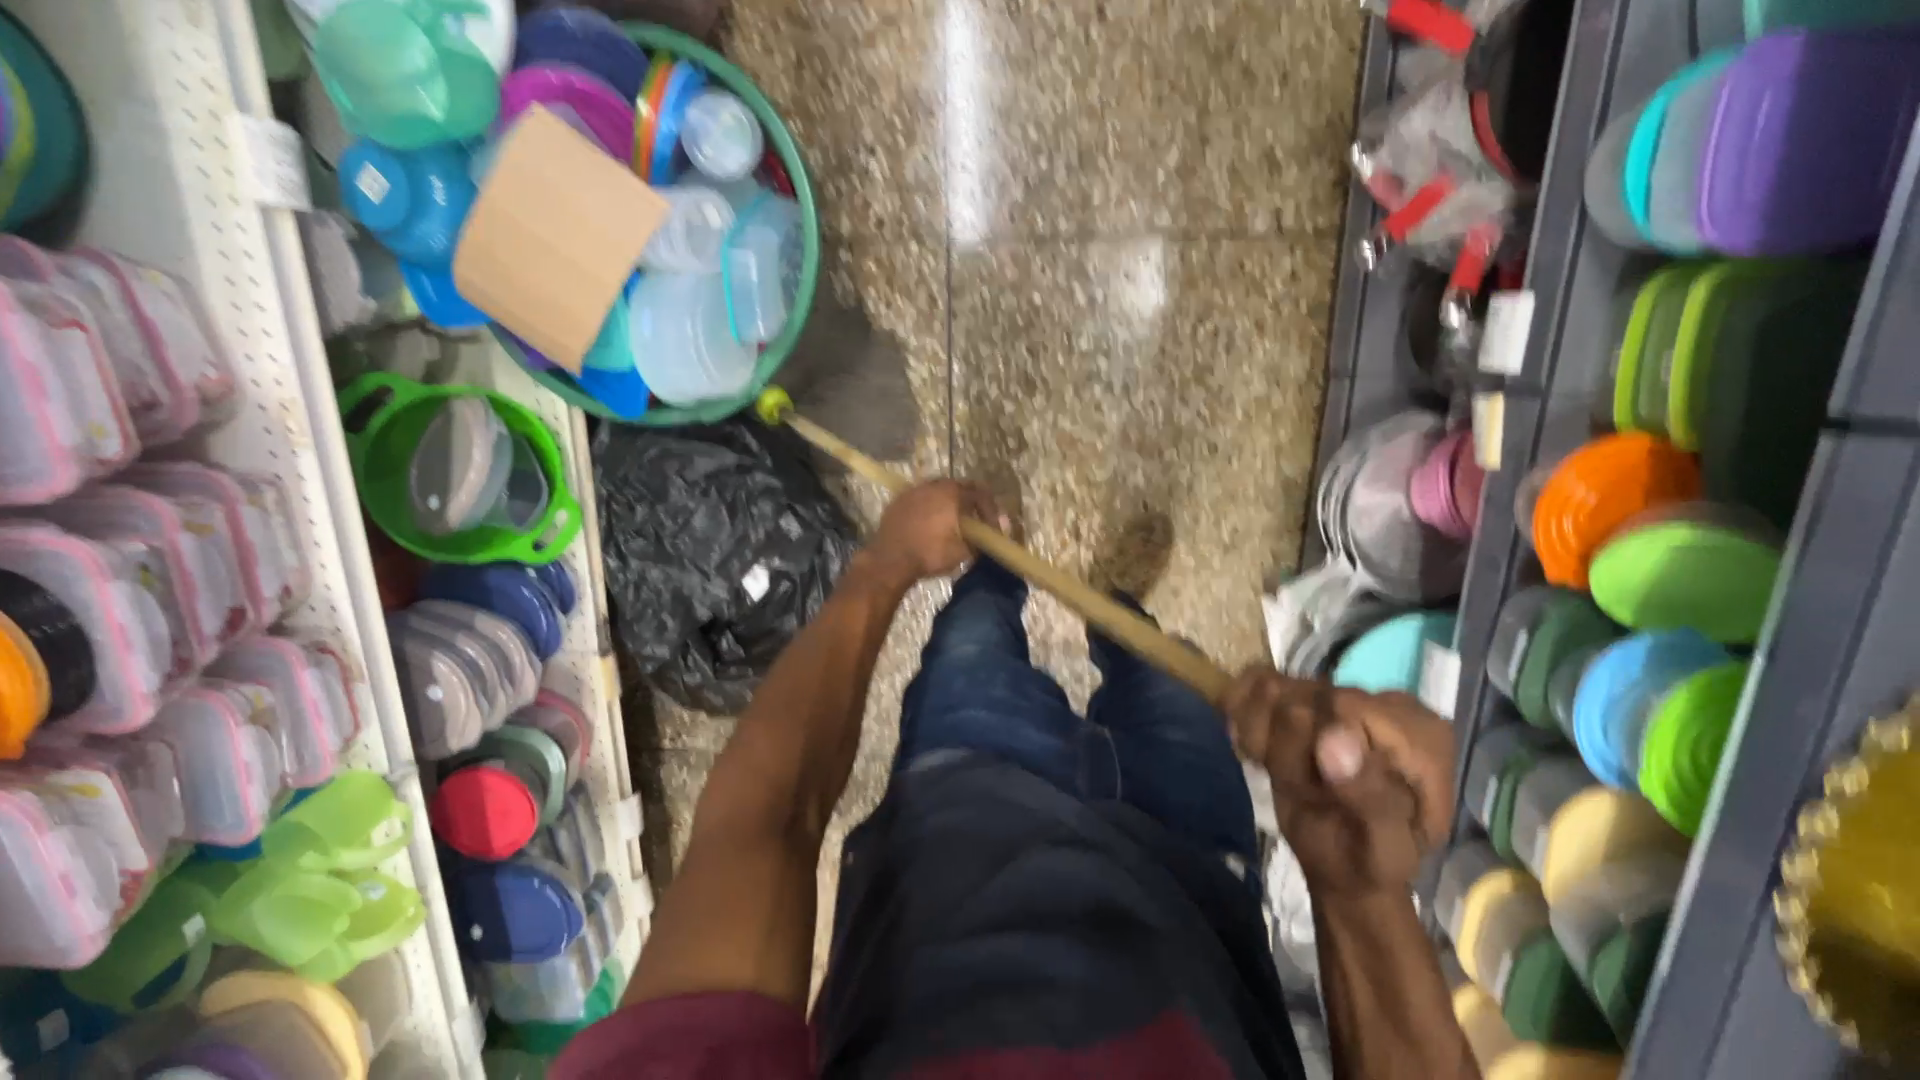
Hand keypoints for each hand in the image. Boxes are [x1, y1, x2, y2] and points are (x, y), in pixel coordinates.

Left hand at [868, 479, 1003, 582]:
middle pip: (960, 487)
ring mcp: (914, 490)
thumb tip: (990, 537)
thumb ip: (981, 541)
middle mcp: (934, 485)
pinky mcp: (899, 500)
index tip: (993, 527)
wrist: (890, 559)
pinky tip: (930, 522)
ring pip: (939, 491)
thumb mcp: (963, 552)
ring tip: (953, 521)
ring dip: (950, 503)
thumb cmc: (930, 554)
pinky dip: (930, 507)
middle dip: (971, 503)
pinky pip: (921, 498)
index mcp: (953, 493)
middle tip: (976, 521)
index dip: (990, 511)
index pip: (981, 495)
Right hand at [1224, 668, 1453, 896]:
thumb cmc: (1373, 860)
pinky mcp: (1311, 694)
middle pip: (1302, 695)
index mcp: (1421, 732)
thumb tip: (1333, 739)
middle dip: (1288, 750)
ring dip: (1263, 738)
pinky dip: (1242, 715)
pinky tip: (1260, 749)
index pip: (1343, 704)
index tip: (1323, 792)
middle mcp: (1386, 700)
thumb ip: (1370, 796)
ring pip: (1270, 687)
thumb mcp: (1385, 848)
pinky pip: (1255, 681)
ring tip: (1289, 774)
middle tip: (1309, 792)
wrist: (1349, 866)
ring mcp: (1343, 693)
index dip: (1313, 748)